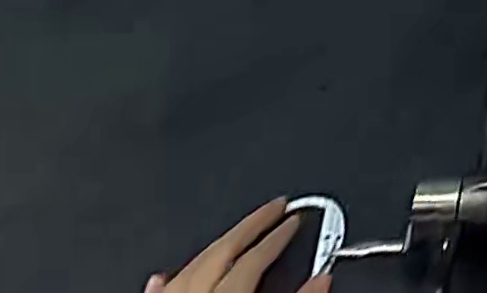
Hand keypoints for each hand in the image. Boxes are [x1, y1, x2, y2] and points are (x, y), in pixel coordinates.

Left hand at [145, 198, 328, 292]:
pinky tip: (164, 274)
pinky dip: (164, 282)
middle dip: (252, 223)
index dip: (279, 235)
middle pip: (221, 252)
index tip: (295, 218)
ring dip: (214, 244)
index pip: (254, 258)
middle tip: (277, 203)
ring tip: (237, 227)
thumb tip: (323, 276)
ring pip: (189, 267)